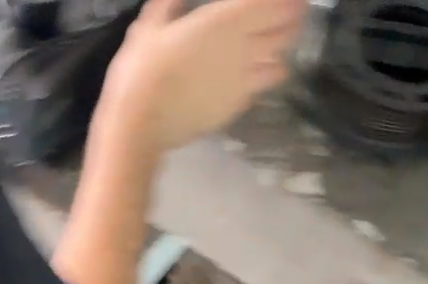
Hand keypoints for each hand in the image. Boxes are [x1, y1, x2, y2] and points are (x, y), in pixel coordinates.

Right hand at [96, 0, 304, 154]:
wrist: (137, 126)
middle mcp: (246, 48)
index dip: (289, 0)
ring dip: (276, 57)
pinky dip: (256, 85)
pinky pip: (257, 93)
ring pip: (280, 65)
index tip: (286, 0)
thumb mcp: (147, 28)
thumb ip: (167, 6)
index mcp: (230, 19)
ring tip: (266, 55)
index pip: (281, 3)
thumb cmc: (141, 71)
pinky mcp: (233, 110)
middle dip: (291, 22)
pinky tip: (243, 84)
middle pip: (290, 31)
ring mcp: (243, 82)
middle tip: (281, 20)